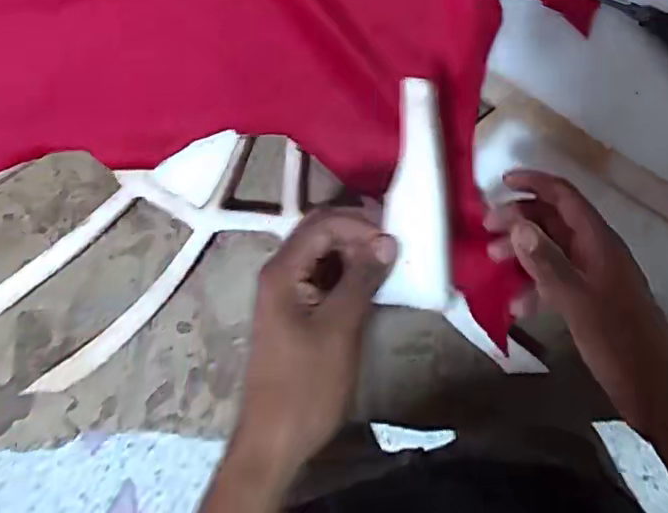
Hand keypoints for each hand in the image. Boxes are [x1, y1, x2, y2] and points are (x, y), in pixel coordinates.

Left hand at [219, 206, 396, 500]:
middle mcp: (280, 272)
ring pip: (323, 249)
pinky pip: (324, 271)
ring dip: (355, 247)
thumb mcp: (340, 328)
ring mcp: (287, 290)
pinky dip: (349, 267)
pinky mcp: (297, 308)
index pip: (323, 224)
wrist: (273, 444)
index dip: (359, 224)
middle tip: (393, 239)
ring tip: (388, 256)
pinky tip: (372, 277)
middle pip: (320, 230)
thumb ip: (363, 278)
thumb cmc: (306, 385)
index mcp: (282, 271)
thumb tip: (388, 240)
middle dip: (358, 228)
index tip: (391, 240)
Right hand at [486, 169, 667, 439]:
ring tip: (493, 261)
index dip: (534, 182)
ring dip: (524, 250)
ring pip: (554, 248)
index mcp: (598, 240)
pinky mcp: (593, 298)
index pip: (564, 195)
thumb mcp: (577, 302)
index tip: (502, 180)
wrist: (656, 390)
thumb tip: (518, 224)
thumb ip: (547, 262)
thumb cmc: (618, 342)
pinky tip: (517, 304)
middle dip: (521, 218)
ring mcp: (596, 274)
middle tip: (487, 229)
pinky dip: (537, 283)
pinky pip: (560, 277)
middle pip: (555, 219)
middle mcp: (597, 249)